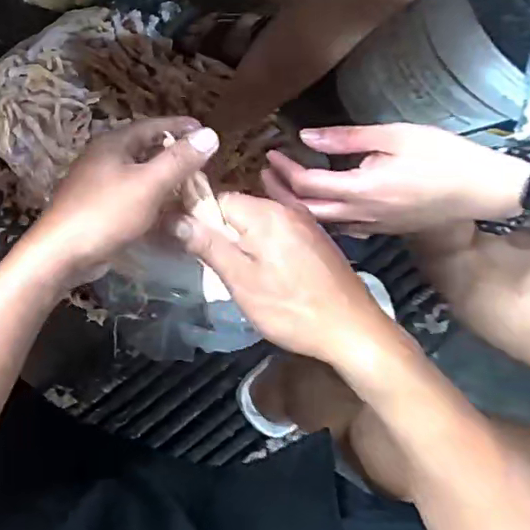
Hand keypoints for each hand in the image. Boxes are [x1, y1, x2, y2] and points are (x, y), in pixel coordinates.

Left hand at [25, 117, 219, 279]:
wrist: (59, 255)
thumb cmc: (105, 213)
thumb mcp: (149, 184)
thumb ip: (179, 160)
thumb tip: (210, 133)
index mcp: (113, 144)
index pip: (153, 125)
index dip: (180, 126)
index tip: (205, 131)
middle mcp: (104, 159)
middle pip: (146, 151)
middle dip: (175, 157)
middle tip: (202, 165)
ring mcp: (97, 185)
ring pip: (139, 177)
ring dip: (165, 183)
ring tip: (191, 192)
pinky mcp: (97, 210)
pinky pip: (132, 199)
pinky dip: (152, 204)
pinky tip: (167, 217)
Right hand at [171, 192, 408, 373]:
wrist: (353, 331)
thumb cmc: (292, 309)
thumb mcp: (242, 281)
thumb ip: (209, 246)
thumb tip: (175, 218)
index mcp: (265, 213)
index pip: (217, 199)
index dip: (197, 217)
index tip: (186, 240)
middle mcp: (286, 209)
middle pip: (239, 207)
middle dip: (220, 228)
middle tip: (207, 259)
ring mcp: (304, 223)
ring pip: (258, 220)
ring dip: (242, 237)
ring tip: (230, 264)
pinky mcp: (315, 240)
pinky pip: (278, 229)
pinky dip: (263, 241)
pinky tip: (259, 261)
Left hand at [263, 124, 529, 233]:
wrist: (485, 191)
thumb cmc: (443, 156)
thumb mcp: (395, 136)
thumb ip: (347, 138)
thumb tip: (305, 137)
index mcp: (361, 189)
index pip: (308, 184)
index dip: (284, 171)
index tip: (271, 154)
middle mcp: (362, 214)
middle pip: (308, 211)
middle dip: (281, 194)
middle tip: (266, 176)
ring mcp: (374, 227)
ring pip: (324, 224)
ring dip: (299, 207)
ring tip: (283, 190)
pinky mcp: (385, 230)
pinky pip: (343, 229)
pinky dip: (323, 218)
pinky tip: (320, 209)